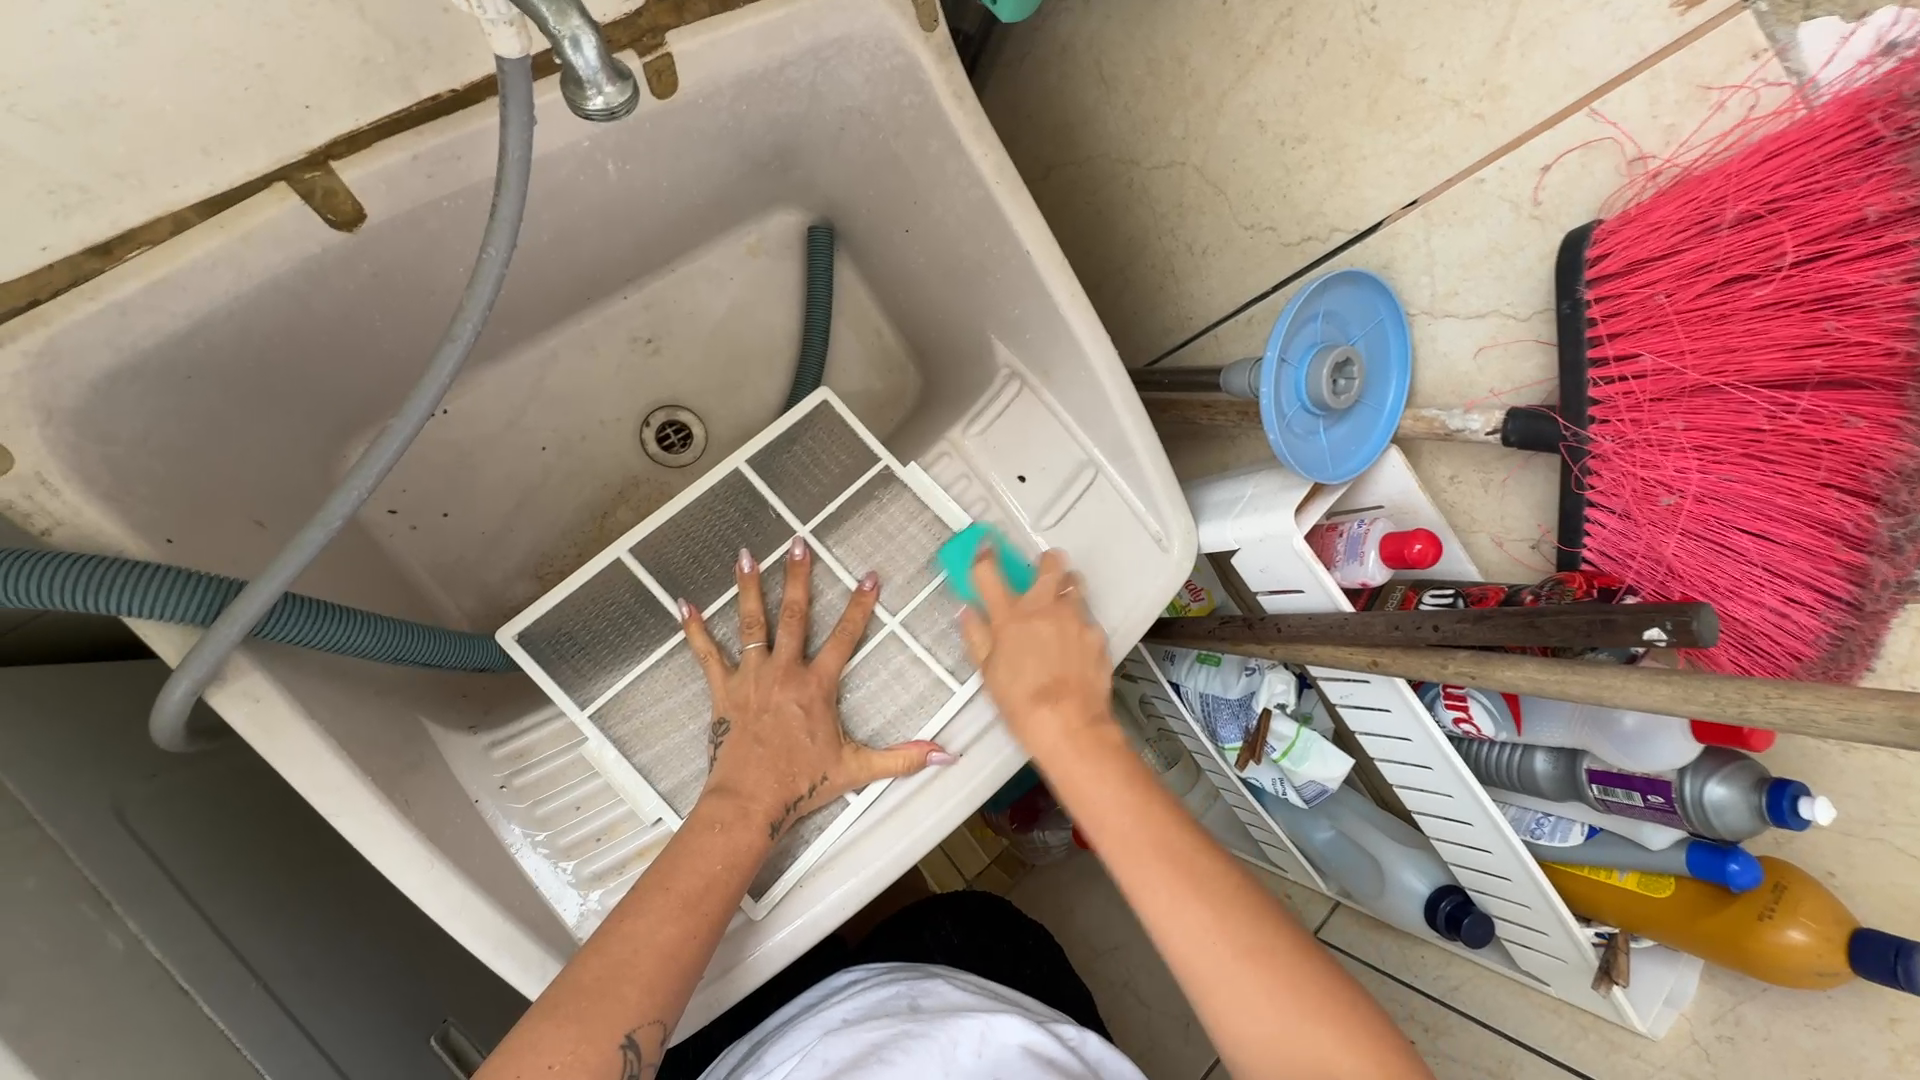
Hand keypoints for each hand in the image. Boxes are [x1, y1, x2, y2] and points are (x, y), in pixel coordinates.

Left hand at [680, 536, 954, 841]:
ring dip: (750, 587)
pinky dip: (695, 629)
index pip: (846, 636)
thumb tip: (945, 753)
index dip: (860, 605)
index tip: (869, 577)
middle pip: (795, 615)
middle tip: (798, 545)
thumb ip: (902, 758)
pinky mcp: (723, 690)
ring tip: (746, 554)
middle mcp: (785, 672)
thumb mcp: (858, 769)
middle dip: (799, 577)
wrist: (750, 802)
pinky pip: (706, 654)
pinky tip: (684, 604)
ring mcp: (752, 678)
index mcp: (818, 686)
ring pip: (751, 623)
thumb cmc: (801, 784)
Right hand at [959, 547, 1118, 761]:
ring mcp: (1075, 618)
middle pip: (1050, 563)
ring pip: (1075, 584)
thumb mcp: (988, 672)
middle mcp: (1044, 608)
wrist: (1068, 724)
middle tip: (1042, 569)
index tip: (985, 546)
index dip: (985, 555)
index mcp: (1009, 616)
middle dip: (1046, 561)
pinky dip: (1080, 624)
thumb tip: (967, 613)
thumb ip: (976, 636)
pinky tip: (1076, 644)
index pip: (990, 572)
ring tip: (1063, 602)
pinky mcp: (1097, 634)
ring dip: (1068, 586)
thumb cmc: (1021, 702)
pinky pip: (1088, 618)